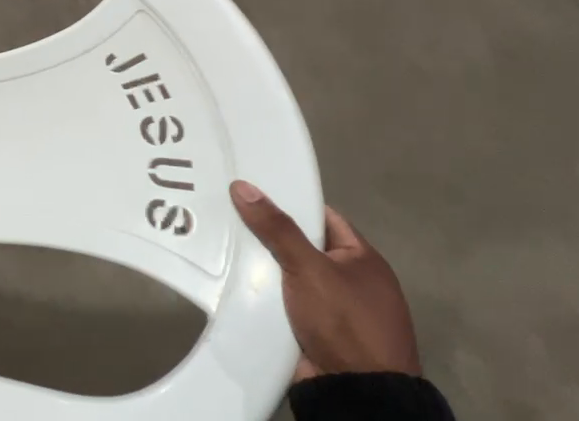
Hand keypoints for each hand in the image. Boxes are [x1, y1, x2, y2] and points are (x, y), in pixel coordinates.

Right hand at [230, 181, 421, 379]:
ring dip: (258, 261)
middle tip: (222, 209)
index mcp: (363, 260)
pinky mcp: (311, 326)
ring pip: (286, 271)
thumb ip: (277, 228)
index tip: (249, 188)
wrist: (357, 392)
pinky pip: (280, 296)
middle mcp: (350, 279)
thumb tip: (243, 186)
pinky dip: (259, 287)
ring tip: (215, 237)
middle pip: (299, 243)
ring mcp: (331, 305)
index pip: (322, 217)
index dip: (288, 200)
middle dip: (264, 230)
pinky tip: (228, 275)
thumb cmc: (345, 322)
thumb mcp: (310, 268)